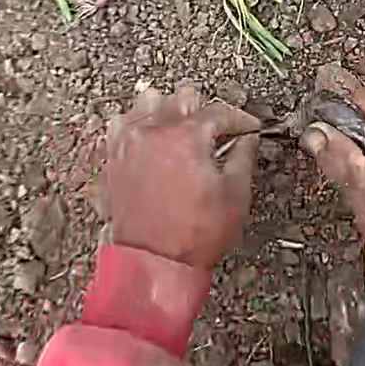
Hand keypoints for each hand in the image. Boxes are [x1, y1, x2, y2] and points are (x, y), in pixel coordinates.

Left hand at [105, 85, 259, 270]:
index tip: (250, 128)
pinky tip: (151, 132)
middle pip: (184, 99)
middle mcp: (154, 133)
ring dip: (171, 109)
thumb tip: (248, 138)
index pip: (221, 112)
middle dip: (207, 111)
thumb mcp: (236, 192)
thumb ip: (245, 155)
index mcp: (186, 136)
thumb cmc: (194, 234)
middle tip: (221, 129)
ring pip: (150, 103)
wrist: (154, 266)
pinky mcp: (114, 160)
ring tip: (186, 125)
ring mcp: (128, 144)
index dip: (242, 120)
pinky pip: (122, 124)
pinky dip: (139, 122)